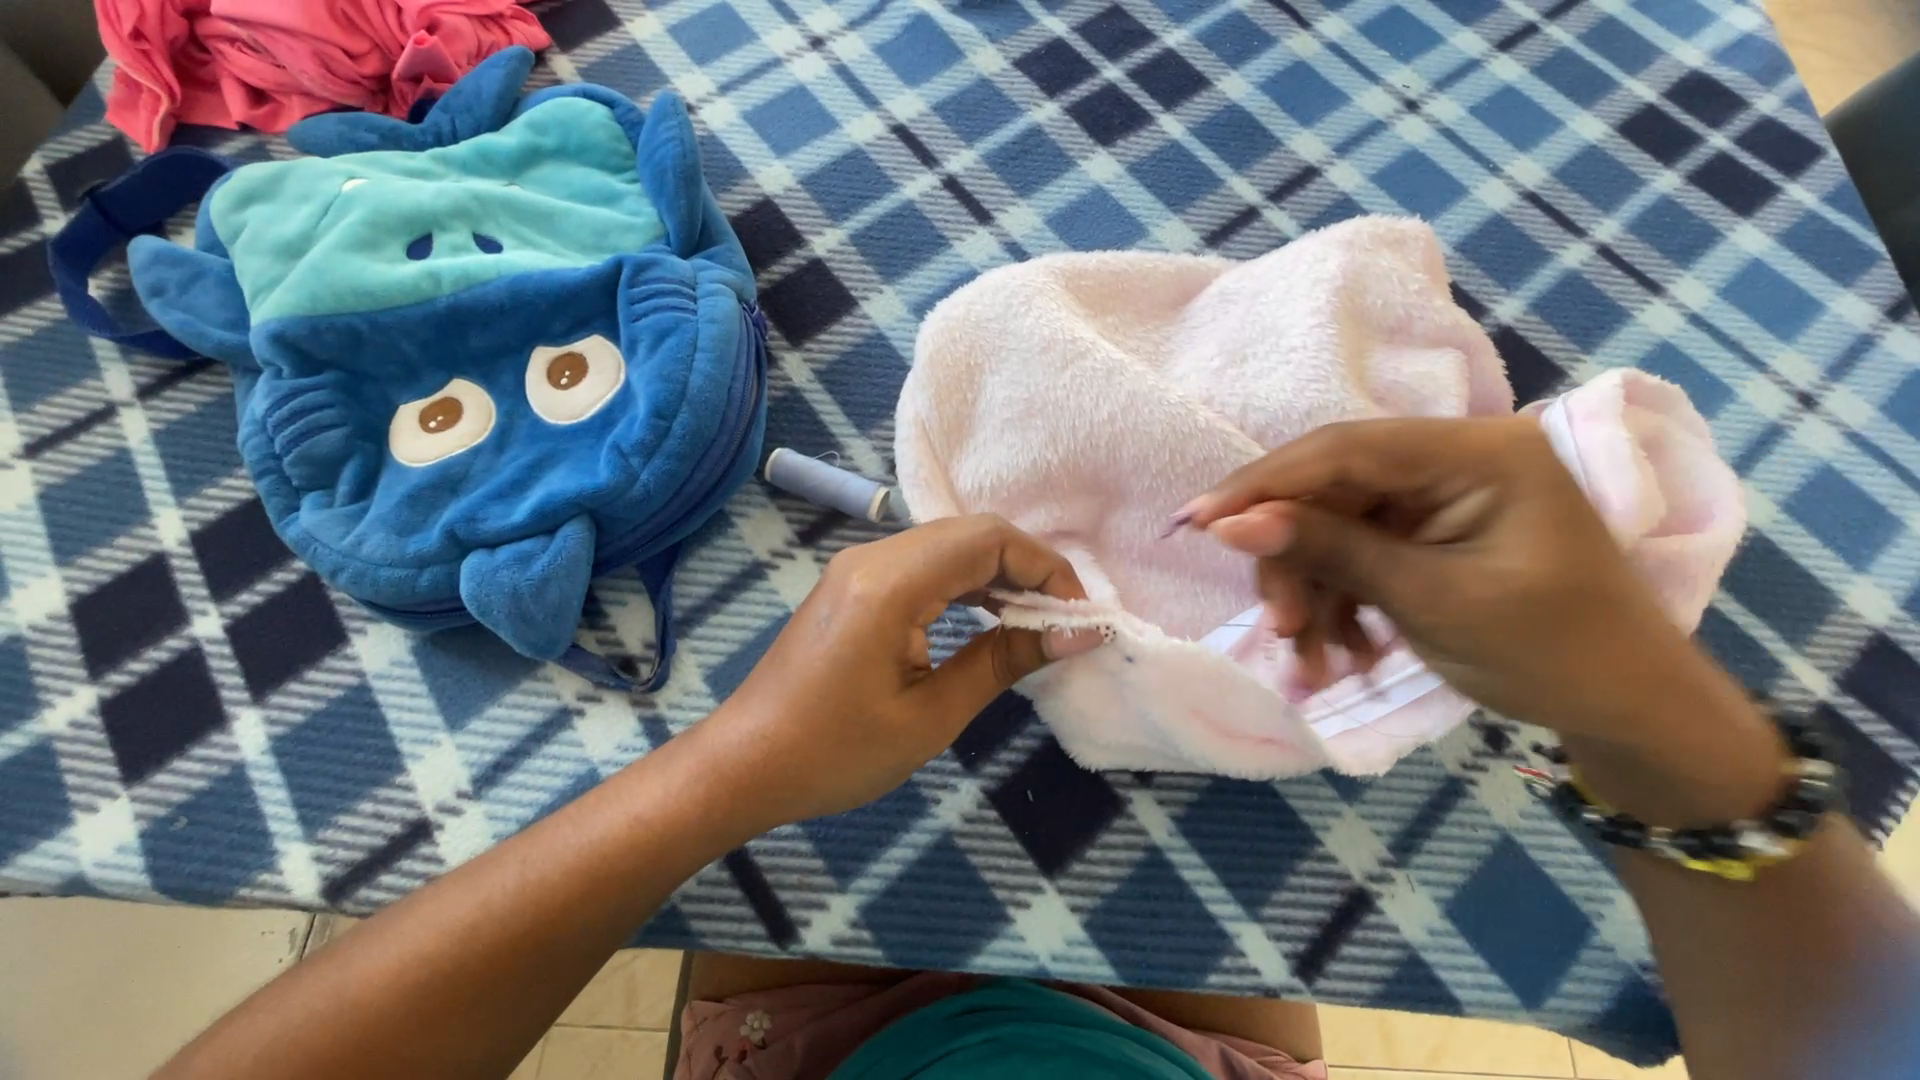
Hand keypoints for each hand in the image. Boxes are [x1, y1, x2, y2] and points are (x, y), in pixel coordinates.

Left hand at [689, 515, 1089, 827]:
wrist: (745, 765)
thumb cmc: (836, 752)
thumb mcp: (931, 716)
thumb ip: (1005, 662)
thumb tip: (1075, 633)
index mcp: (889, 583)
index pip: (987, 540)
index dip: (1044, 567)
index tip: (1078, 615)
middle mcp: (872, 557)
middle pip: (969, 534)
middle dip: (1027, 569)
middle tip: (1063, 621)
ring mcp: (857, 568)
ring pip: (947, 547)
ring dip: (996, 576)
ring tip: (1034, 623)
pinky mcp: (852, 586)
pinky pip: (922, 566)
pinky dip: (963, 585)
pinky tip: (987, 618)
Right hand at [1181, 417, 1748, 743]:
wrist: (1626, 710)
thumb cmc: (1550, 652)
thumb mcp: (1430, 600)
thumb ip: (1328, 551)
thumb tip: (1230, 524)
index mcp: (1479, 452)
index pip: (1344, 449)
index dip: (1264, 483)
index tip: (1198, 522)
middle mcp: (1454, 459)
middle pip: (1331, 491)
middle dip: (1292, 557)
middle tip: (1276, 623)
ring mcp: (1438, 497)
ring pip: (1334, 527)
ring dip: (1311, 590)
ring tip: (1307, 655)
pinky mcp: (1427, 532)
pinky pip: (1356, 554)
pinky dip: (1337, 601)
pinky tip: (1336, 650)